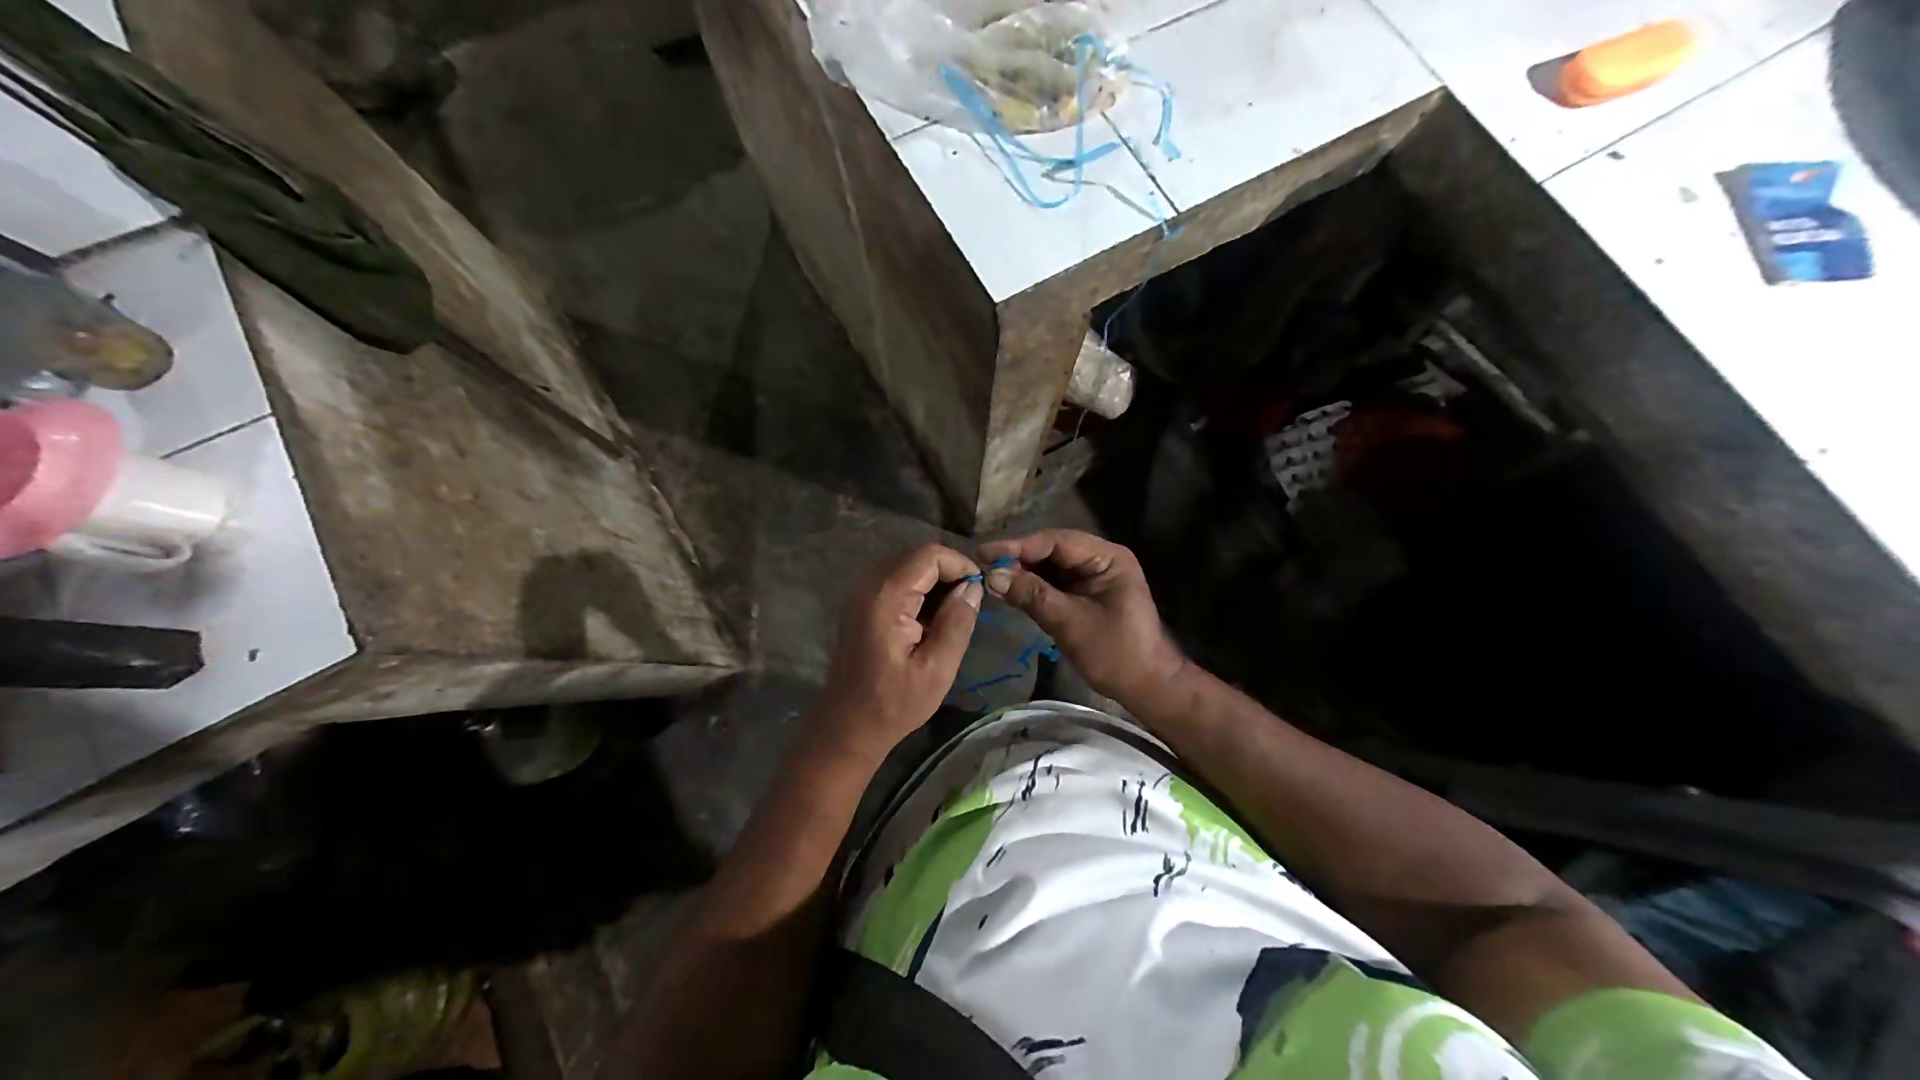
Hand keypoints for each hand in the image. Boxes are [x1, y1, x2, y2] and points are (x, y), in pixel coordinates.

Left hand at [813, 543, 981, 760]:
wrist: (847, 725)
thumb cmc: (894, 703)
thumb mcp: (937, 669)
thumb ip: (957, 622)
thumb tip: (973, 588)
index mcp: (886, 598)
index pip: (929, 556)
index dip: (960, 564)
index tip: (980, 591)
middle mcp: (869, 586)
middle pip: (916, 555)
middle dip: (948, 571)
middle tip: (969, 602)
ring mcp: (860, 593)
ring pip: (906, 565)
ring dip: (934, 580)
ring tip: (953, 611)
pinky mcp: (860, 604)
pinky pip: (894, 580)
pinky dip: (917, 589)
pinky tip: (930, 618)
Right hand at [976, 529, 1185, 706]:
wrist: (1146, 685)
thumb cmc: (1116, 653)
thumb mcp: (1071, 623)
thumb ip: (1032, 596)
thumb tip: (992, 577)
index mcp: (1107, 557)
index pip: (1056, 541)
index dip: (1018, 546)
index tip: (985, 553)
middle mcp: (1099, 558)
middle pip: (1051, 549)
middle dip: (1017, 557)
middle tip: (981, 564)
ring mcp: (1091, 575)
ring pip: (1049, 565)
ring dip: (1021, 570)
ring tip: (988, 575)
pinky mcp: (1083, 592)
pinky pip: (1052, 581)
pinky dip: (1030, 585)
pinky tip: (1007, 588)